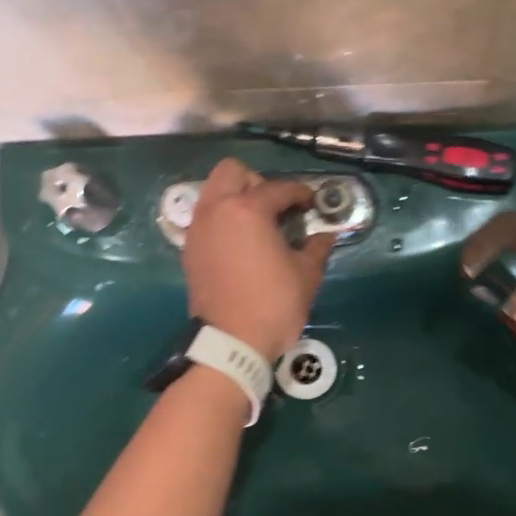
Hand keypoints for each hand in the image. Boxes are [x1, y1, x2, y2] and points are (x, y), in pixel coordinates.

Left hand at [183, 158, 334, 360]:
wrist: (232, 343)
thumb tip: (326, 236)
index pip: (278, 188)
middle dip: (256, 182)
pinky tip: (241, 243)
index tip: (312, 204)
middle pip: (232, 172)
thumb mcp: (306, 276)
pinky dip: (222, 220)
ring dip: (235, 198)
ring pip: (213, 192)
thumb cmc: (274, 305)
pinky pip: (206, 219)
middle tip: (276, 207)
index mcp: (248, 210)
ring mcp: (198, 229)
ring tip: (257, 224)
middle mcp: (216, 210)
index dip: (300, 194)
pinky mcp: (190, 250)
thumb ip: (317, 248)